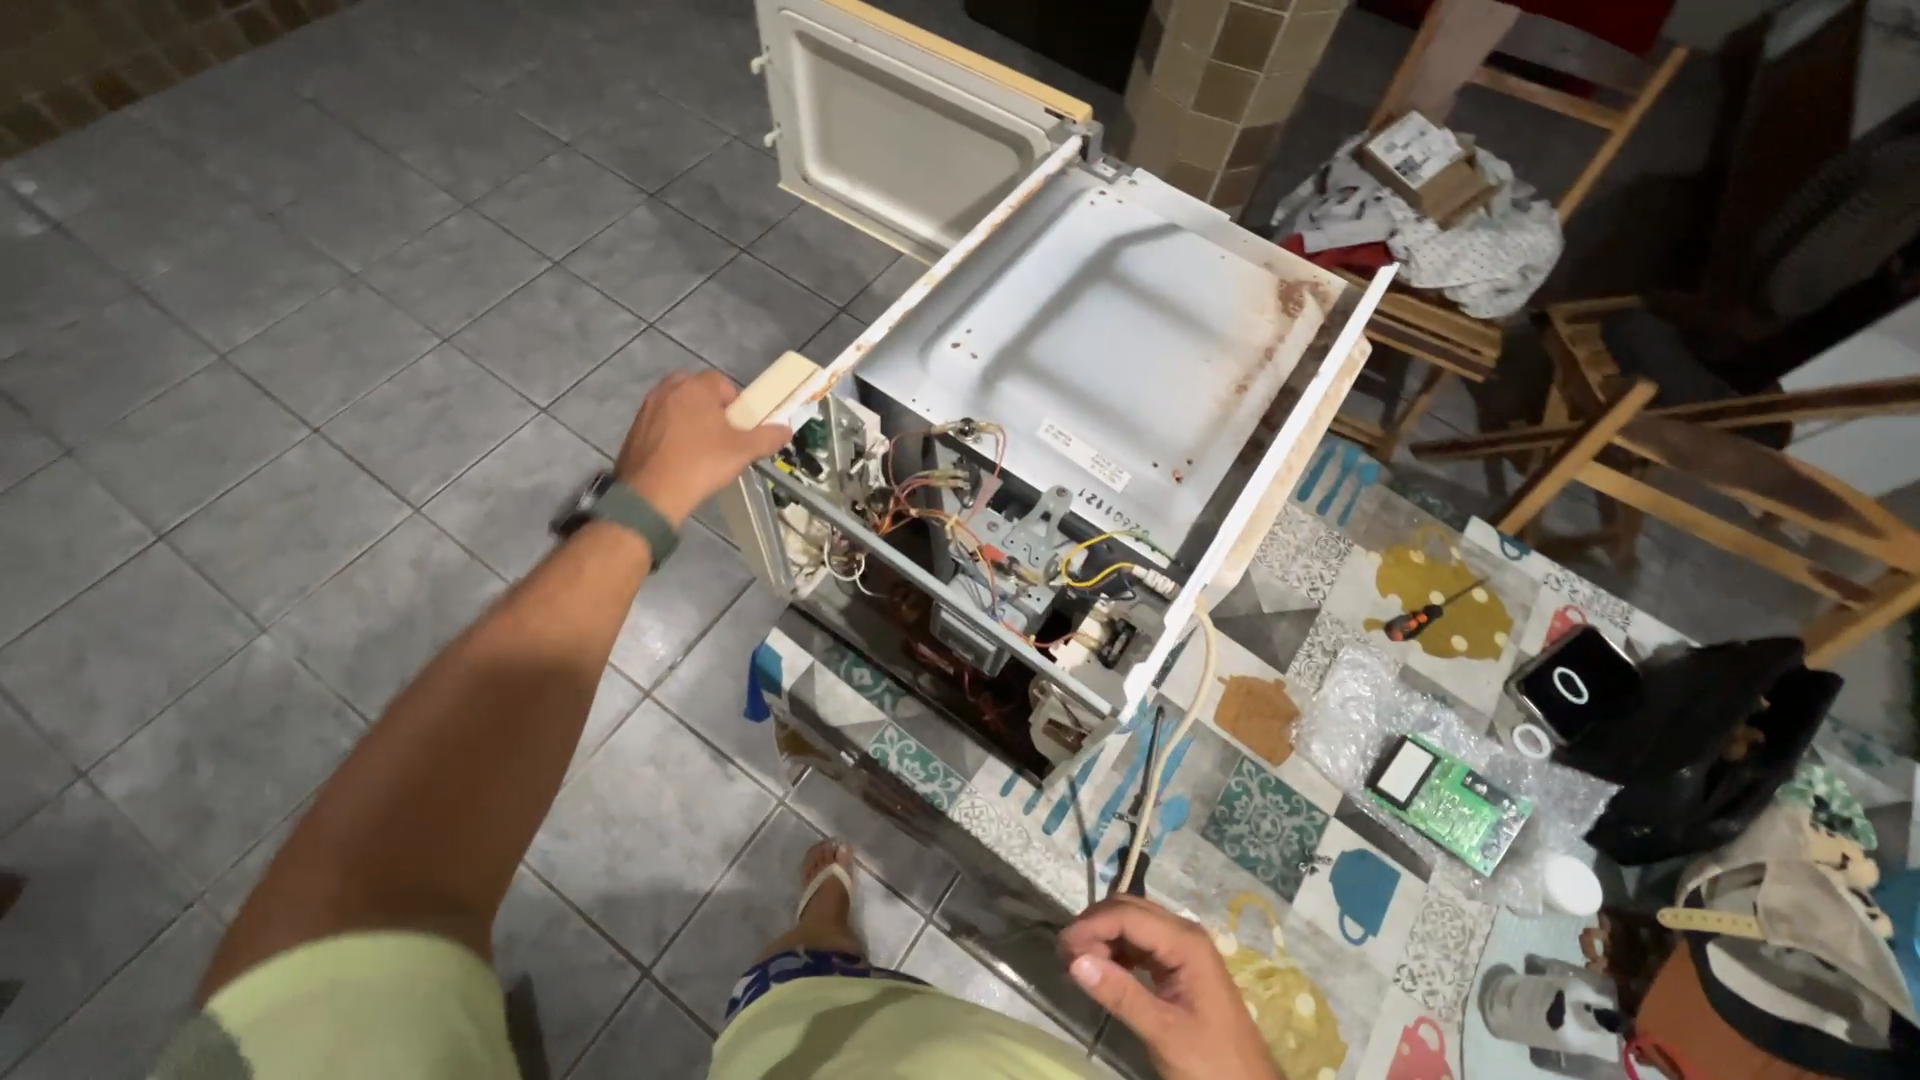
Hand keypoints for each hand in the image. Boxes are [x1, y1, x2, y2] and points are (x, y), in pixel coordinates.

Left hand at [616, 370, 791, 525]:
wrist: (651, 494)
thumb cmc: (701, 463)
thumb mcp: (743, 451)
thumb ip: (768, 437)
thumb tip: (786, 429)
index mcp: (696, 386)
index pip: (723, 383)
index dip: (736, 404)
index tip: (740, 427)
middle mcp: (668, 389)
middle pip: (698, 392)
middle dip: (711, 409)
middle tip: (722, 438)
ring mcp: (647, 408)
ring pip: (678, 407)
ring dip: (690, 421)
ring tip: (700, 451)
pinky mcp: (634, 428)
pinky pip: (661, 424)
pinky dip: (671, 435)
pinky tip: (678, 459)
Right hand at [1060, 896, 1280, 1079]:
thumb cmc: (1212, 1065)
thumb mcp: (1164, 1033)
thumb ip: (1120, 995)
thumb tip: (1075, 961)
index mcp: (1186, 942)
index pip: (1128, 915)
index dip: (1091, 926)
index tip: (1061, 950)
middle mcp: (1184, 934)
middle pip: (1129, 909)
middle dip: (1094, 926)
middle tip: (1065, 956)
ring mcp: (1182, 948)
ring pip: (1133, 923)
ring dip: (1103, 936)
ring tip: (1078, 964)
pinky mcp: (1178, 965)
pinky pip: (1140, 942)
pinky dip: (1116, 950)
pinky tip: (1103, 971)